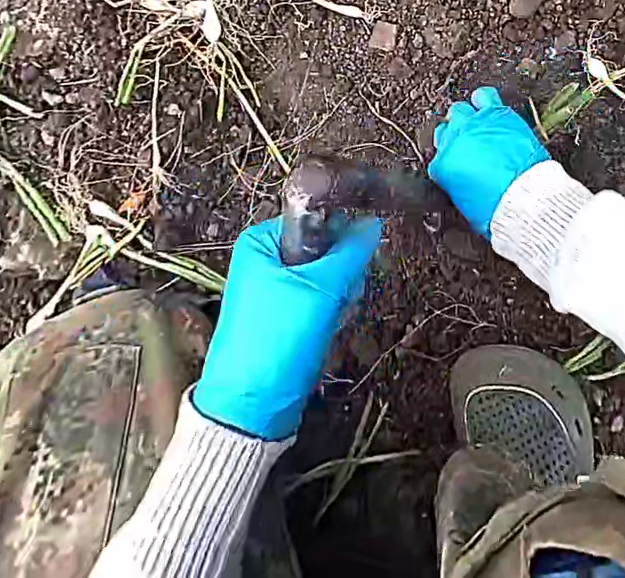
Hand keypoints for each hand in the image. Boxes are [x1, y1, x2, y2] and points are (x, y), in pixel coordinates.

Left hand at [192, 216, 381, 439]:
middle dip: (342, 271)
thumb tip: (374, 223)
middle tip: (341, 295)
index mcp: (261, 241)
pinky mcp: (288, 312)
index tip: (356, 254)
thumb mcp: (319, 289)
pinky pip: (322, 297)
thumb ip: (350, 252)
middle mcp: (266, 258)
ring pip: (329, 274)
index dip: (340, 232)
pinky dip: (332, 311)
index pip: (314, 216)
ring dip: (341, 295)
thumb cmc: (277, 337)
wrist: (250, 408)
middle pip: (325, 246)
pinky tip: (331, 328)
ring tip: (334, 317)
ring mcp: (277, 287)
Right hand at [427, 87, 549, 236]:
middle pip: (445, 128)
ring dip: (465, 117)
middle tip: (466, 143)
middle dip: (454, 136)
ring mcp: (475, 125)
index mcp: (443, 165)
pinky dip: (483, 98)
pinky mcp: (497, 114)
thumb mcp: (467, 205)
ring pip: (459, 109)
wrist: (525, 198)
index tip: (457, 160)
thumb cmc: (499, 207)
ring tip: (474, 124)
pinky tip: (485, 105)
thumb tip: (463, 182)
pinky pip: (484, 96)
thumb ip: (458, 185)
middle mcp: (455, 140)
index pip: (437, 156)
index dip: (449, 157)